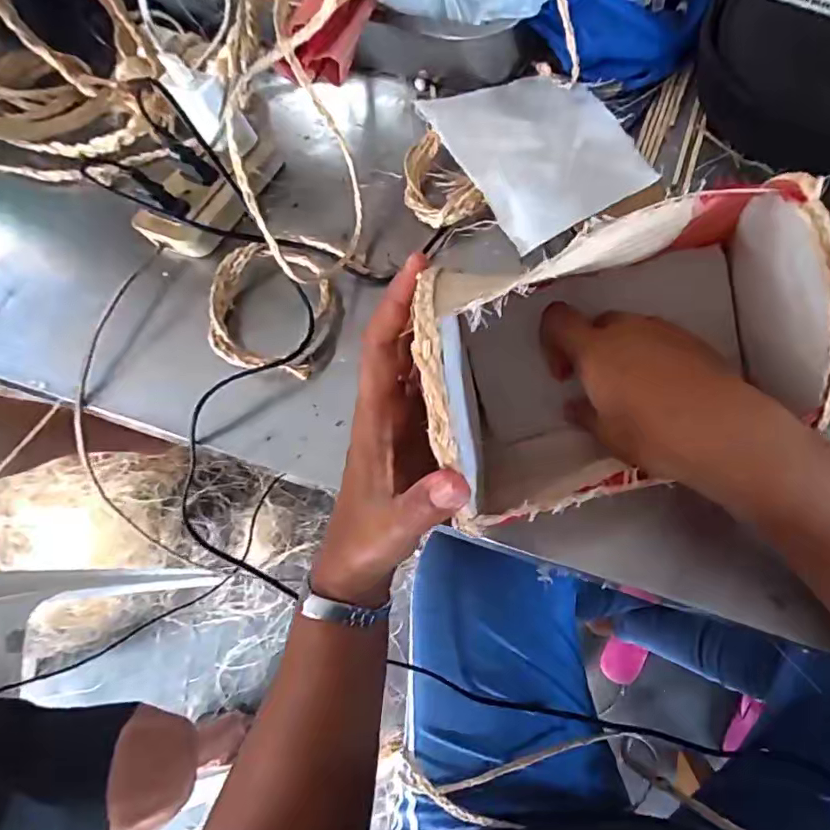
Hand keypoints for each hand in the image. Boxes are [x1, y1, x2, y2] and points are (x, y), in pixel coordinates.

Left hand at [312, 253, 468, 605]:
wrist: (355, 563)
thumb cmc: (369, 538)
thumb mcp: (397, 525)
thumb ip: (425, 505)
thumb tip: (461, 479)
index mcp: (376, 418)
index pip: (382, 348)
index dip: (396, 305)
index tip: (418, 266)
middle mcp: (387, 409)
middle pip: (398, 343)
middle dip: (418, 303)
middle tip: (456, 273)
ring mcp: (400, 421)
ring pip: (413, 361)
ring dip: (432, 327)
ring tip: (470, 300)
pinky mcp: (415, 434)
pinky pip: (430, 386)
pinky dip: (446, 361)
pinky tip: (474, 354)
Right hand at [539, 302, 777, 482]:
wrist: (723, 429)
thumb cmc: (654, 435)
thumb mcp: (609, 435)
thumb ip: (586, 414)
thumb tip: (575, 404)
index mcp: (596, 349)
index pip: (558, 319)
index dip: (552, 341)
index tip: (565, 374)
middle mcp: (628, 328)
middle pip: (598, 323)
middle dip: (593, 349)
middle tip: (601, 388)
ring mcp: (664, 330)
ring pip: (633, 330)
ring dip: (625, 353)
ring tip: (638, 393)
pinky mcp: (694, 340)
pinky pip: (661, 341)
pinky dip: (655, 357)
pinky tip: (668, 392)